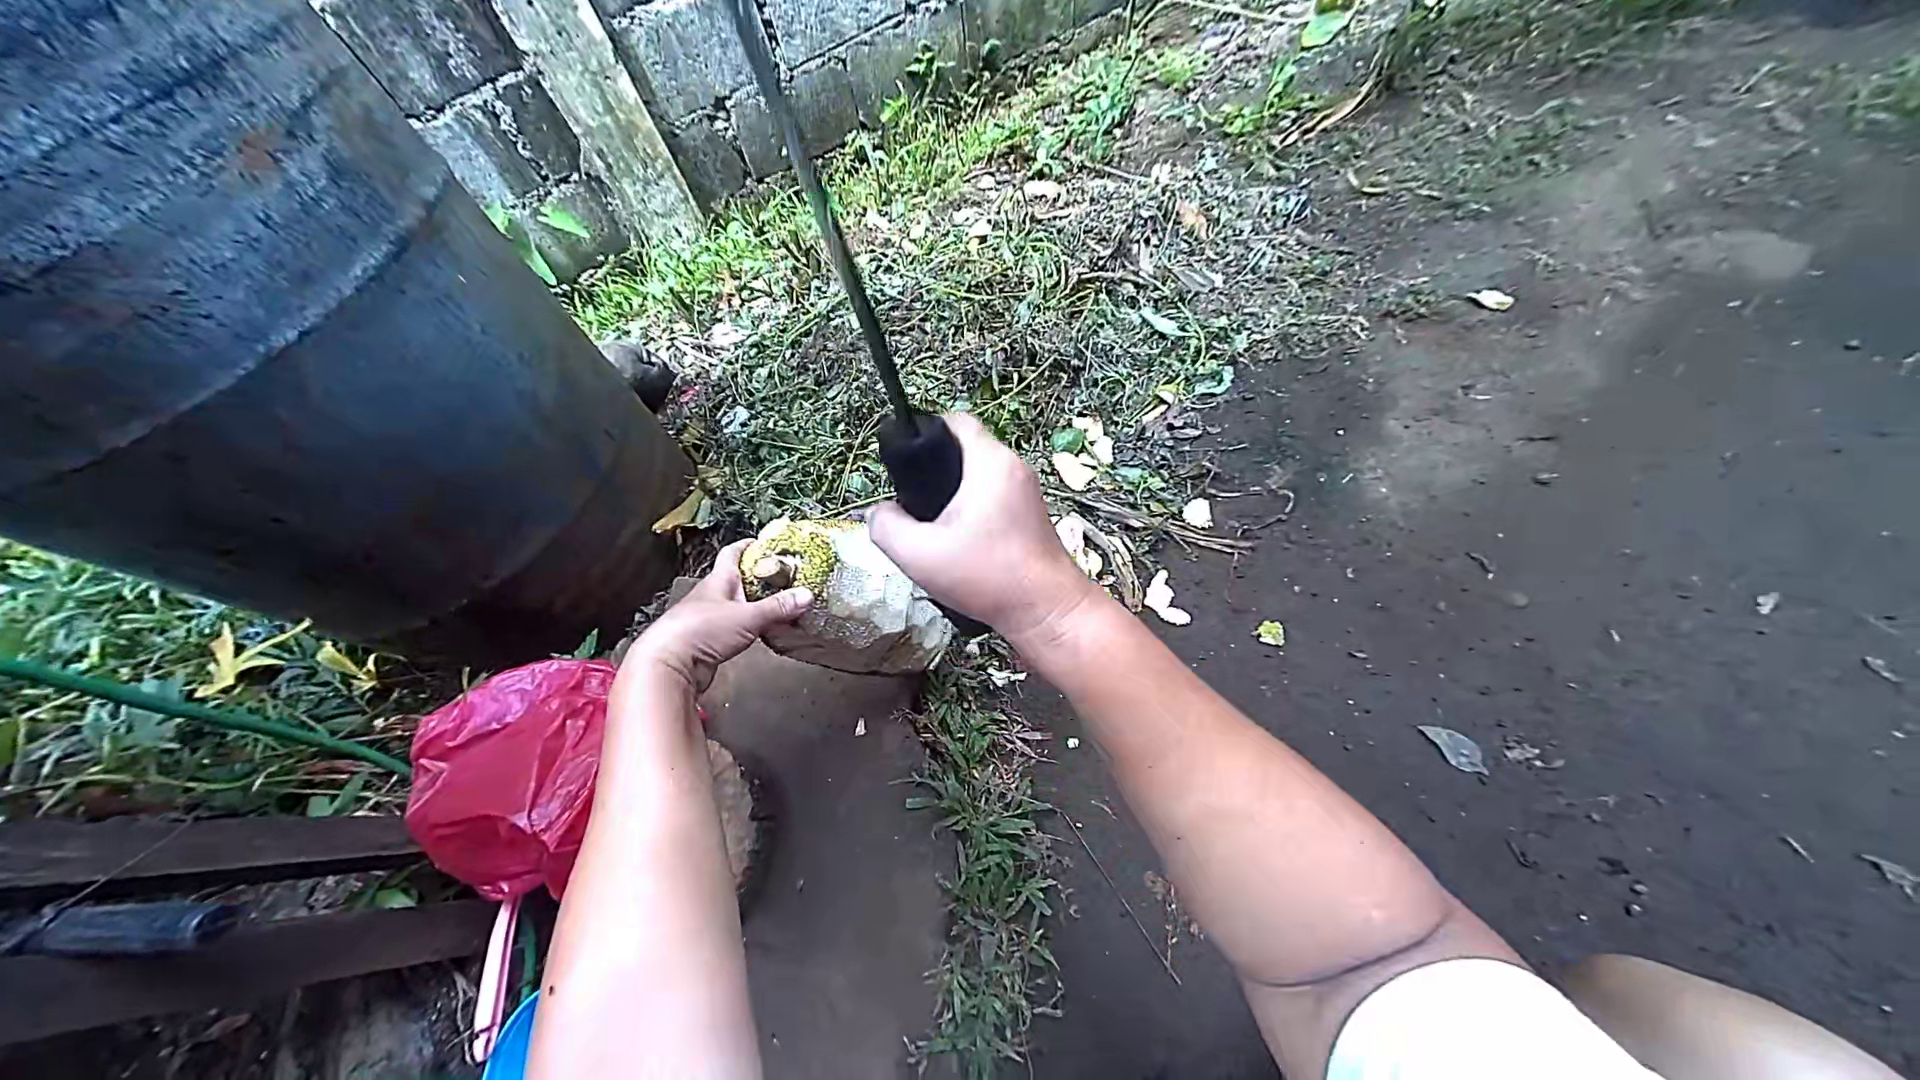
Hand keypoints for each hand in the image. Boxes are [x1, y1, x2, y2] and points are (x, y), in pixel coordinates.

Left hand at [626, 539, 811, 693]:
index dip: (748, 545)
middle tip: (786, 578)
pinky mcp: (708, 640)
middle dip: (760, 578)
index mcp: (718, 580)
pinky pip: (735, 627)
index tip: (766, 543)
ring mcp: (708, 618)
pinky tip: (764, 632)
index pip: (732, 553)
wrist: (668, 665)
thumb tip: (806, 595)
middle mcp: (712, 595)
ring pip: (737, 605)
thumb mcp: (747, 616)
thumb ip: (778, 607)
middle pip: (738, 580)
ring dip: (757, 605)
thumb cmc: (701, 630)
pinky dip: (751, 626)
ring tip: (781, 606)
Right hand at [869, 412, 1098, 640]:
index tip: (906, 464)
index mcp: (991, 463)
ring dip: (955, 493)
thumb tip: (877, 512)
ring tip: (934, 525)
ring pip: (980, 476)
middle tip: (915, 500)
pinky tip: (959, 540)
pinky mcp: (1031, 515)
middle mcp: (1014, 468)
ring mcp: (1027, 492)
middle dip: (936, 470)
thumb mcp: (919, 555)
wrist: (1046, 611)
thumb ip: (885, 527)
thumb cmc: (989, 578)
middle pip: (966, 449)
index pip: (955, 421)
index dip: (925, 433)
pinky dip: (974, 509)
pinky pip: (994, 496)